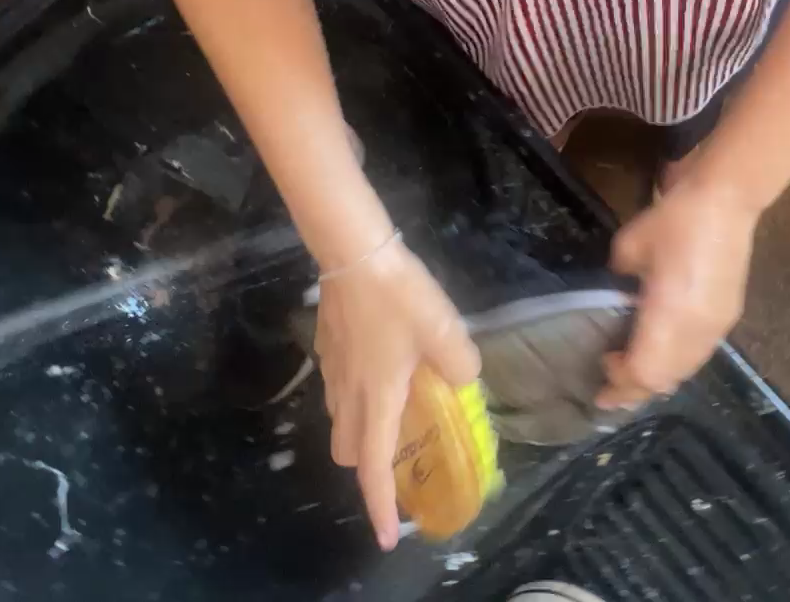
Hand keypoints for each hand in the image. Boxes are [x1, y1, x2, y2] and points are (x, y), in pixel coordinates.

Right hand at [314, 235, 479, 550]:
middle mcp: (348, 393)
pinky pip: (339, 385)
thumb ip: (460, 363)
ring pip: (341, 417)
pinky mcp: (326, 344)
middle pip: (348, 449)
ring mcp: (331, 368)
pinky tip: (380, 363)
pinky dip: (356, 393)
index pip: (373, 468)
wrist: (354, 253)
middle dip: (368, 466)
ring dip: (362, 427)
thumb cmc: (399, 298)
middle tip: (399, 456)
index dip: (381, 506)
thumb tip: (463, 379)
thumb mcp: (444, 330)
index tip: (389, 536)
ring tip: (396, 407)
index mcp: (377, 399)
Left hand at [596, 177, 757, 408]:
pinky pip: (699, 353)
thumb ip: (618, 276)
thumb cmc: (674, 220)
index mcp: (670, 318)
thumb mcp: (628, 246)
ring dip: (659, 377)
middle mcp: (697, 333)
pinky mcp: (729, 315)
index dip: (621, 384)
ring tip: (633, 373)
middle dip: (637, 390)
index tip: (600, 379)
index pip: (645, 373)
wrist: (726, 200)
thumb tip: (618, 287)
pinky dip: (677, 362)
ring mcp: (718, 326)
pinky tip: (662, 349)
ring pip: (686, 370)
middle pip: (666, 379)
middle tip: (611, 391)